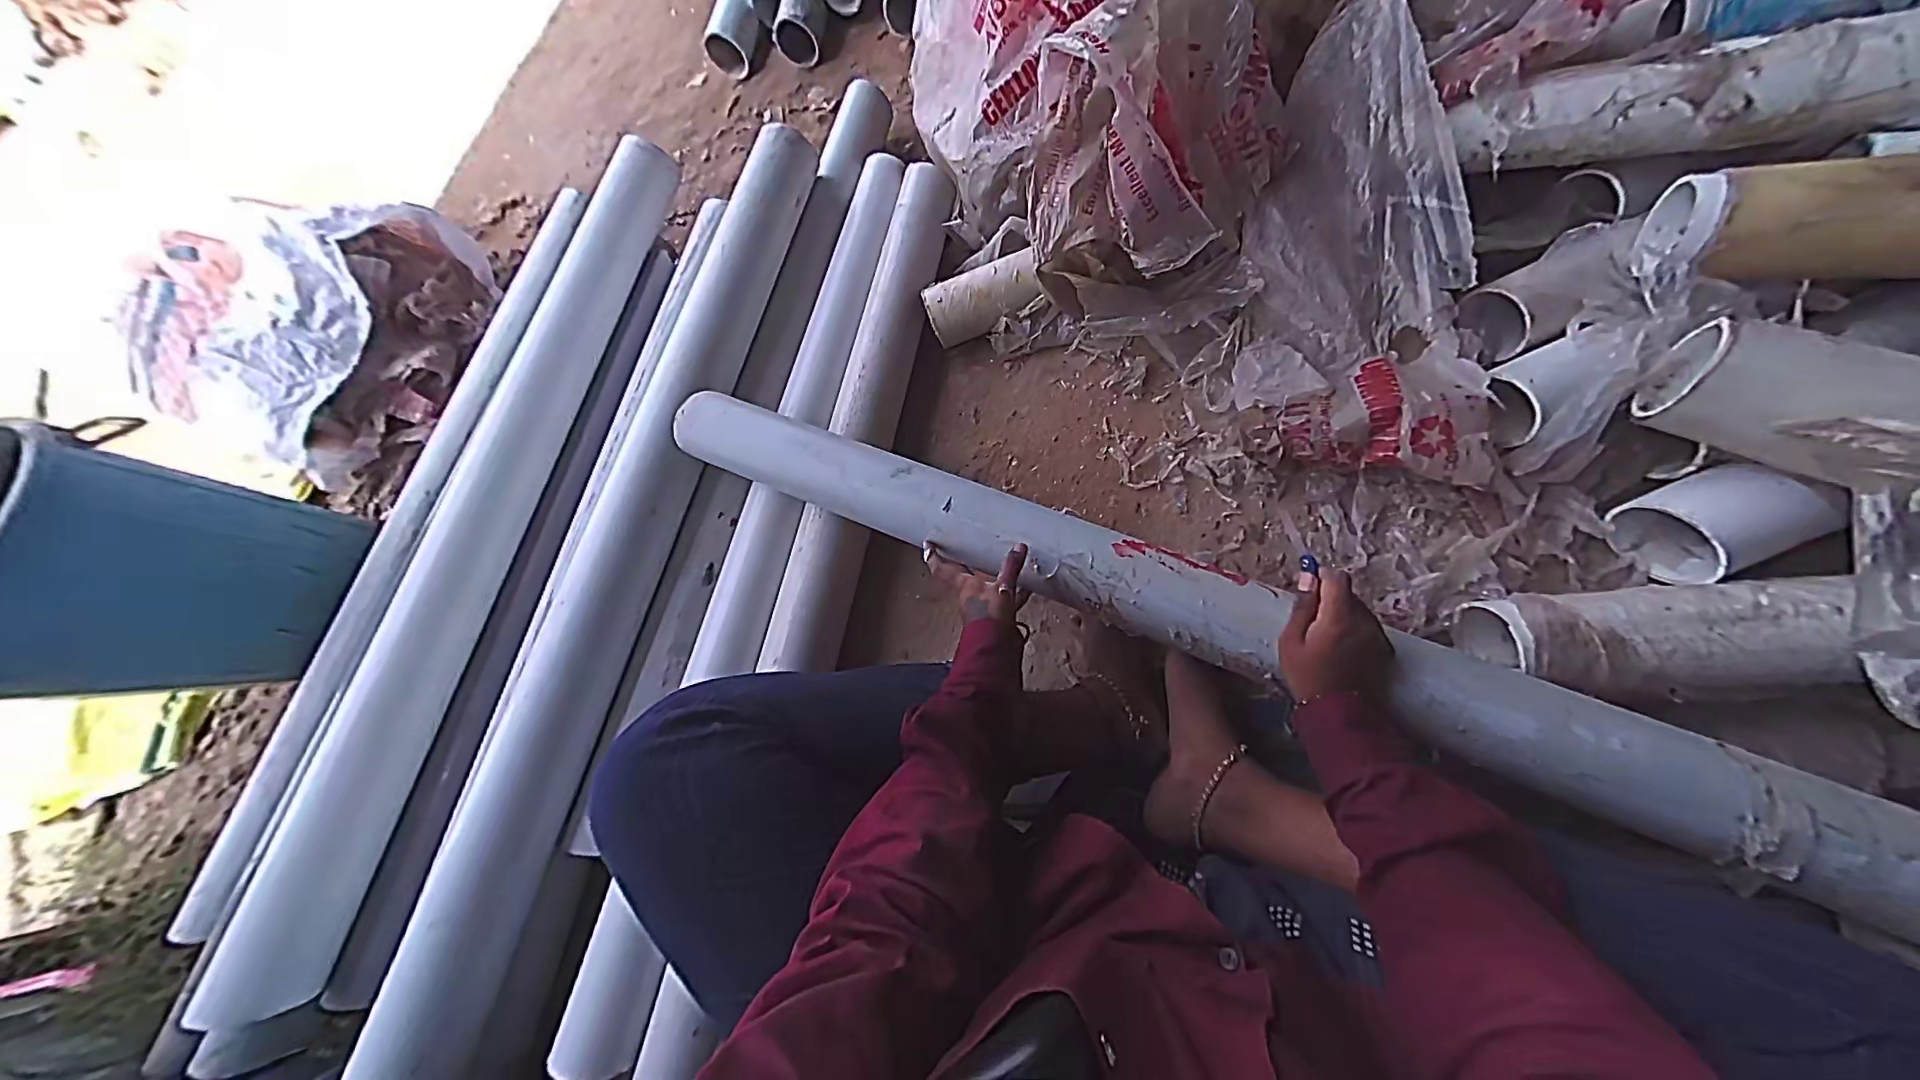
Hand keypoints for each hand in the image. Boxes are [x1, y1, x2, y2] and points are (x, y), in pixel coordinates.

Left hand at [925, 542, 1030, 624]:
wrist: (997, 647)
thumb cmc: (991, 616)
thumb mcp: (1003, 586)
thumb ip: (1010, 567)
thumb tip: (1018, 548)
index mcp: (964, 585)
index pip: (941, 568)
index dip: (933, 556)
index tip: (928, 545)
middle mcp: (969, 595)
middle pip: (962, 576)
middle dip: (964, 564)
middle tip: (965, 551)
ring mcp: (981, 607)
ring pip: (985, 588)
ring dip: (992, 579)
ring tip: (1004, 567)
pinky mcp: (994, 617)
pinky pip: (1003, 600)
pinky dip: (1013, 593)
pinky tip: (1025, 589)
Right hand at [1279, 567, 1392, 701]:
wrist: (1340, 713)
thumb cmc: (1308, 675)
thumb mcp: (1291, 640)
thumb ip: (1302, 607)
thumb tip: (1308, 578)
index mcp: (1339, 616)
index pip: (1337, 578)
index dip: (1322, 577)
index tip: (1309, 588)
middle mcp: (1364, 620)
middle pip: (1349, 595)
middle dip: (1331, 599)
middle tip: (1312, 620)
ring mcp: (1378, 635)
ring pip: (1359, 611)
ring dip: (1343, 615)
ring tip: (1326, 638)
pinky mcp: (1385, 649)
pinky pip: (1367, 628)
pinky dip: (1355, 630)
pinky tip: (1342, 649)